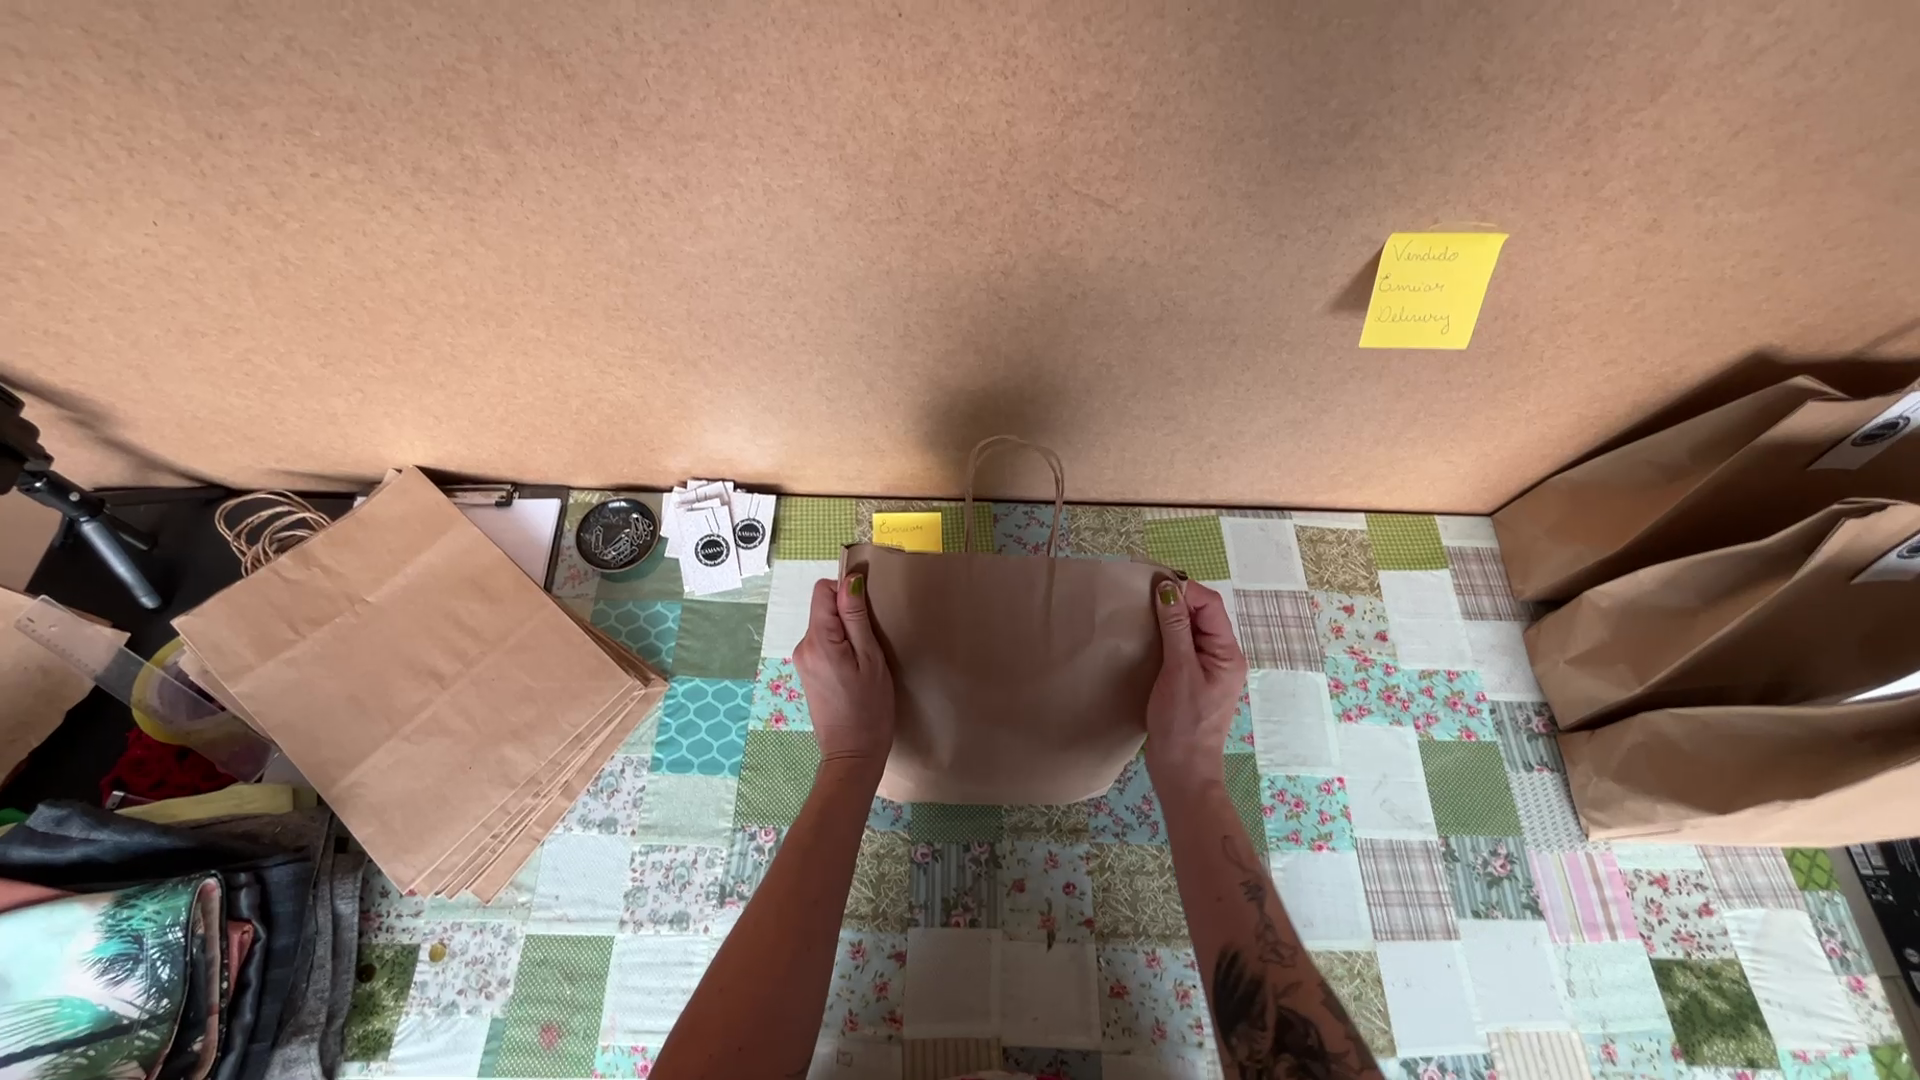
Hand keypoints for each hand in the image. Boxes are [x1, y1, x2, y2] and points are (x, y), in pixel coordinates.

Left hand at [793, 573, 896, 770]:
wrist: (853, 753)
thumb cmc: (869, 708)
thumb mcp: (871, 658)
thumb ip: (856, 617)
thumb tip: (850, 580)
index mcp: (818, 640)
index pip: (823, 591)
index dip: (846, 590)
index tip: (868, 609)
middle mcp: (804, 647)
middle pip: (824, 608)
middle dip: (848, 614)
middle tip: (872, 640)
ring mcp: (803, 661)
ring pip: (826, 626)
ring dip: (847, 632)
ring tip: (867, 658)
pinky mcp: (808, 672)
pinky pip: (824, 644)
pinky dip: (841, 647)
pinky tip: (856, 668)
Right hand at [1144, 580, 1248, 787]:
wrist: (1182, 770)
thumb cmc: (1182, 722)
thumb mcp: (1178, 671)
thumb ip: (1175, 628)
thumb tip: (1168, 588)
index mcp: (1227, 653)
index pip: (1211, 605)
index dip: (1185, 590)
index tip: (1152, 584)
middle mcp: (1222, 656)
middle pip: (1202, 614)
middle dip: (1176, 600)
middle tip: (1142, 595)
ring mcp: (1208, 668)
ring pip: (1190, 629)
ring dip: (1169, 617)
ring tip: (1141, 612)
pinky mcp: (1192, 679)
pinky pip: (1182, 646)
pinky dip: (1165, 635)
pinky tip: (1146, 636)